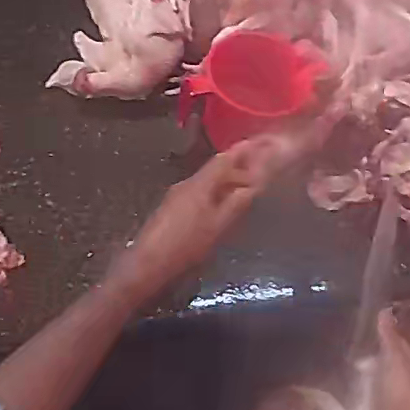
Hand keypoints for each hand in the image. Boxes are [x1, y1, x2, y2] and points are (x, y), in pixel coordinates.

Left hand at [109, 129, 312, 290]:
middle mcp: (186, 184)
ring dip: (227, 182)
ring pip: (207, 182)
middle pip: (215, 169)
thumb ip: (237, 203)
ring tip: (246, 189)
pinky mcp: (171, 210)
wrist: (147, 265)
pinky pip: (199, 193)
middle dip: (238, 168)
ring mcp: (177, 197)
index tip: (261, 143)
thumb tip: (255, 185)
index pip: (224, 159)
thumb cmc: (186, 246)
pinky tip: (223, 206)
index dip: (244, 150)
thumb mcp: (218, 226)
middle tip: (260, 171)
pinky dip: (216, 194)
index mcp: (199, 184)